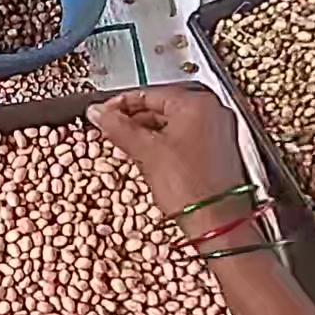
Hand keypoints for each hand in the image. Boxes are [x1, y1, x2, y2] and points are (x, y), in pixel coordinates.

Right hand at [87, 86, 248, 232]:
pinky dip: (160, 143)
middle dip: (131, 118)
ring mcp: (216, 131)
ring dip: (144, 132)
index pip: (149, 93)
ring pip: (170, 123)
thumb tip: (98, 113)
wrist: (216, 221)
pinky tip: (145, 156)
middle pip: (160, 106)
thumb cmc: (189, 186)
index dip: (120, 104)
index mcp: (197, 104)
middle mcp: (212, 112)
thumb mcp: (145, 152)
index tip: (101, 113)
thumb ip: (118, 127)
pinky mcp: (214, 150)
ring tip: (123, 145)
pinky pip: (180, 137)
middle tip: (109, 130)